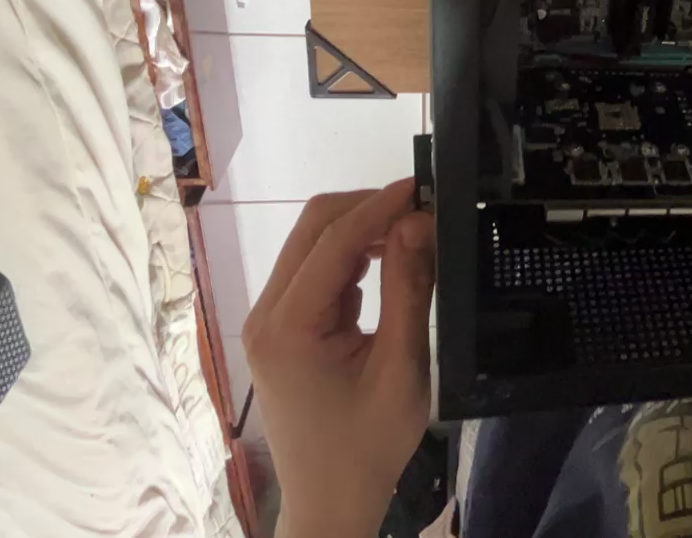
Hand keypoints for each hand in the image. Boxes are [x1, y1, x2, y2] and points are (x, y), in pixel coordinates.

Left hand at [244, 179, 433, 537]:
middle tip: (423, 207)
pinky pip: (319, 270)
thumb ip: (408, 287)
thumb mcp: (401, 367)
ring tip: (415, 232)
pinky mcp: (286, 328)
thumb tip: (418, 220)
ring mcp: (272, 321)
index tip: (423, 187)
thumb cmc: (369, 449)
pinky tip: (390, 261)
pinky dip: (355, 254)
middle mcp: (268, 314)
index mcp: (288, 326)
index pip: (333, 240)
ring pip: (315, 243)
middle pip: (313, 229)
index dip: (380, 205)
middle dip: (368, 208)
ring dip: (363, 228)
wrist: (334, 510)